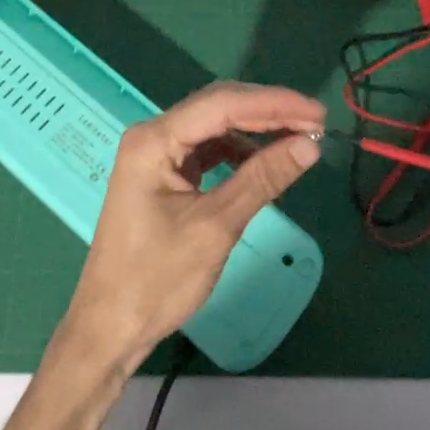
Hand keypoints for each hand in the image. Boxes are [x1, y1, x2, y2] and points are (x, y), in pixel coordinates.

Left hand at [64, 82, 324, 368]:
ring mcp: (156, 155)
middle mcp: (152, 136)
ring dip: (257, 132)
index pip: (222, 104)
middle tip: (317, 124)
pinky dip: (239, 154)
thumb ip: (262, 179)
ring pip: (215, 127)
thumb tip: (311, 145)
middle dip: (269, 113)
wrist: (110, 326)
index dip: (274, 103)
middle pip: (218, 107)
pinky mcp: (164, 175)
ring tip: (299, 142)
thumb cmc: (157, 279)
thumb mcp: (216, 226)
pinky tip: (265, 166)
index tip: (319, 113)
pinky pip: (207, 151)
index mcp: (154, 140)